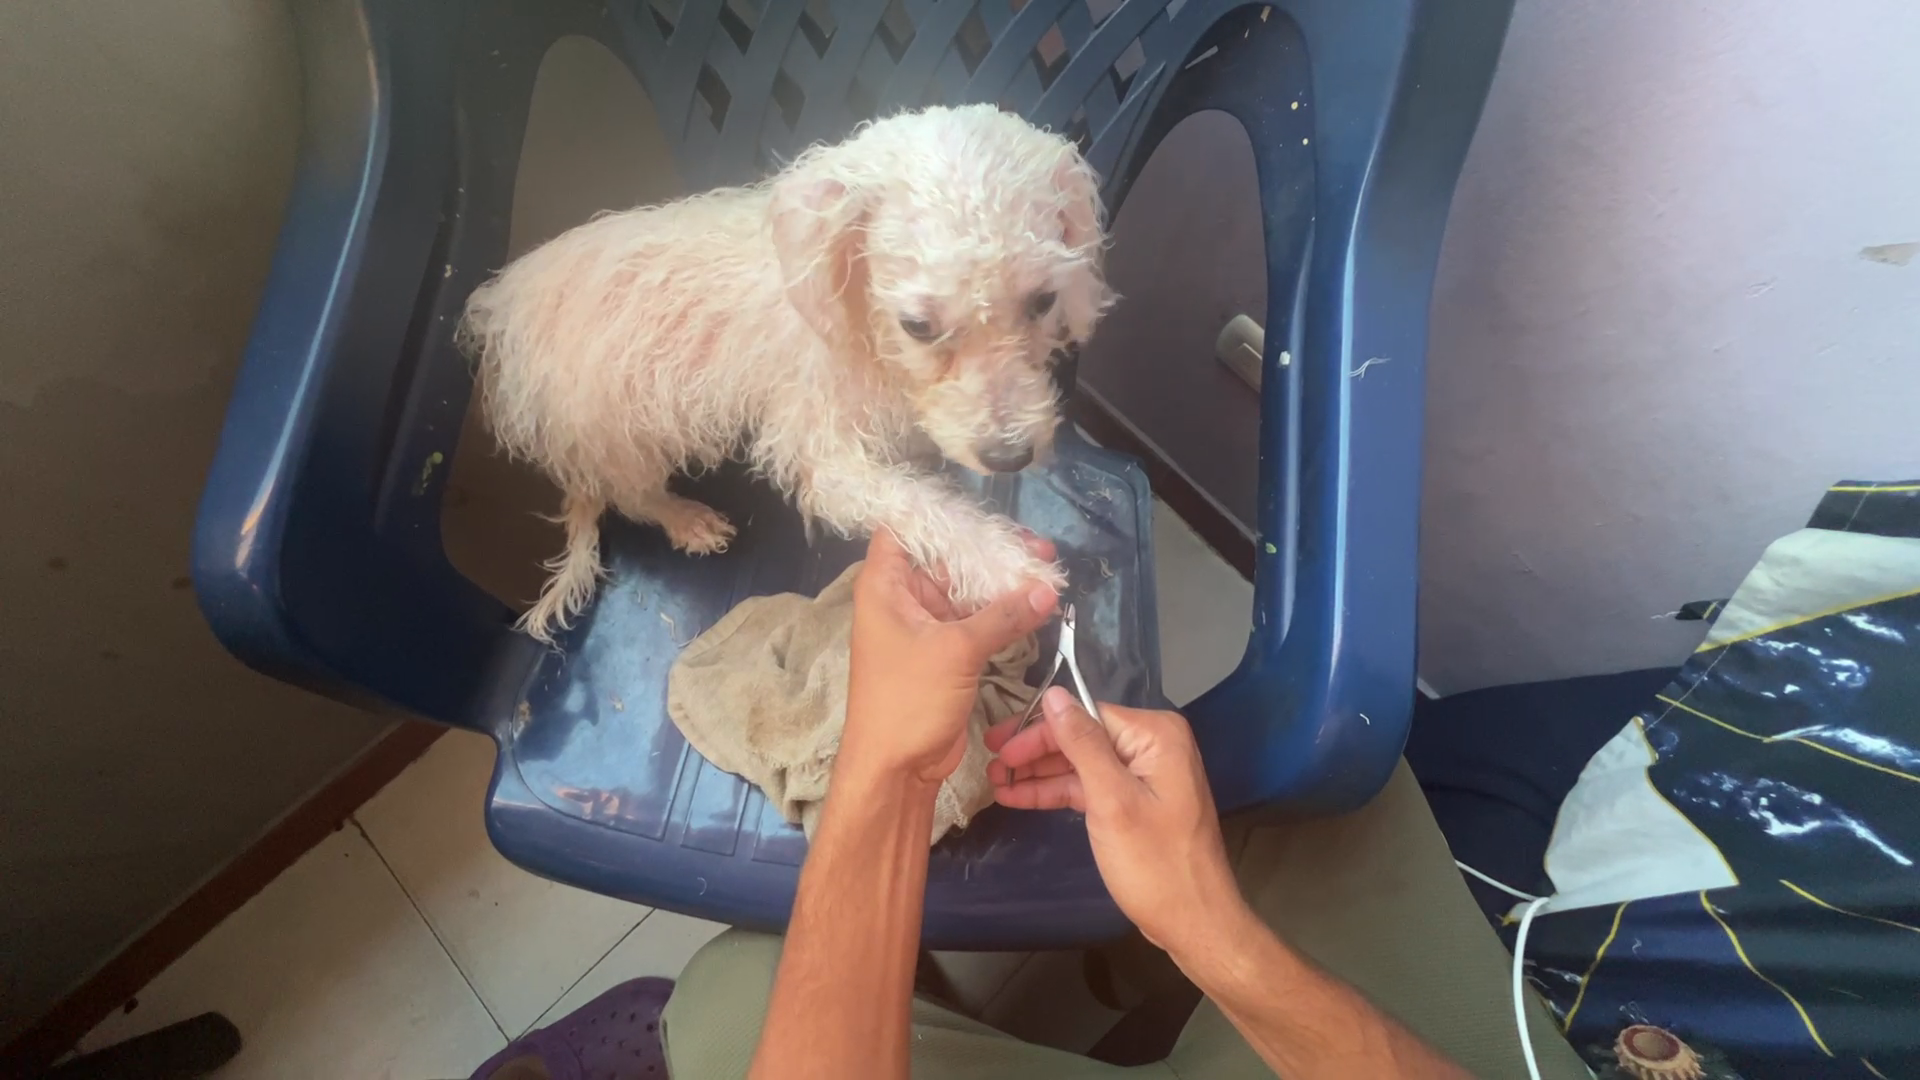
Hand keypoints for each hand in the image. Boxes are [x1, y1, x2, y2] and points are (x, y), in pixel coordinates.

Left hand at [841, 529, 1057, 789]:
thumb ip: (1003, 616)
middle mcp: (904, 598)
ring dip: (1003, 582)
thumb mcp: (956, 651)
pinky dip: (1002, 612)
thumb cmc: (908, 699)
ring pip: (968, 590)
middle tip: (1038, 547)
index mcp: (886, 584)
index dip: (937, 513)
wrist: (896, 768)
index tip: (982, 506)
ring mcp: (926, 625)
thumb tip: (1047, 590)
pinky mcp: (947, 651)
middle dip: (991, 550)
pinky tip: (1036, 603)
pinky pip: (977, 619)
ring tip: (1046, 569)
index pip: (904, 528)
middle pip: (948, 558)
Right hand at [987, 689, 1244, 955]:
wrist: (1195, 926)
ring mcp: (1143, 773)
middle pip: (1079, 736)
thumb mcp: (1111, 800)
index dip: (1038, 730)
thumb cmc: (1155, 864)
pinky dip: (1056, 791)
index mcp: (1155, 734)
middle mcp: (1151, 745)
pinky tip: (1019, 796)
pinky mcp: (1134, 799)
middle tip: (992, 764)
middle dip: (1034, 752)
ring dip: (1039, 773)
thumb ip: (1081, 743)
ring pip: (1079, 762)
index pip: (1083, 715)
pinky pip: (1089, 785)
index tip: (998, 745)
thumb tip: (1055, 694)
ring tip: (996, 782)